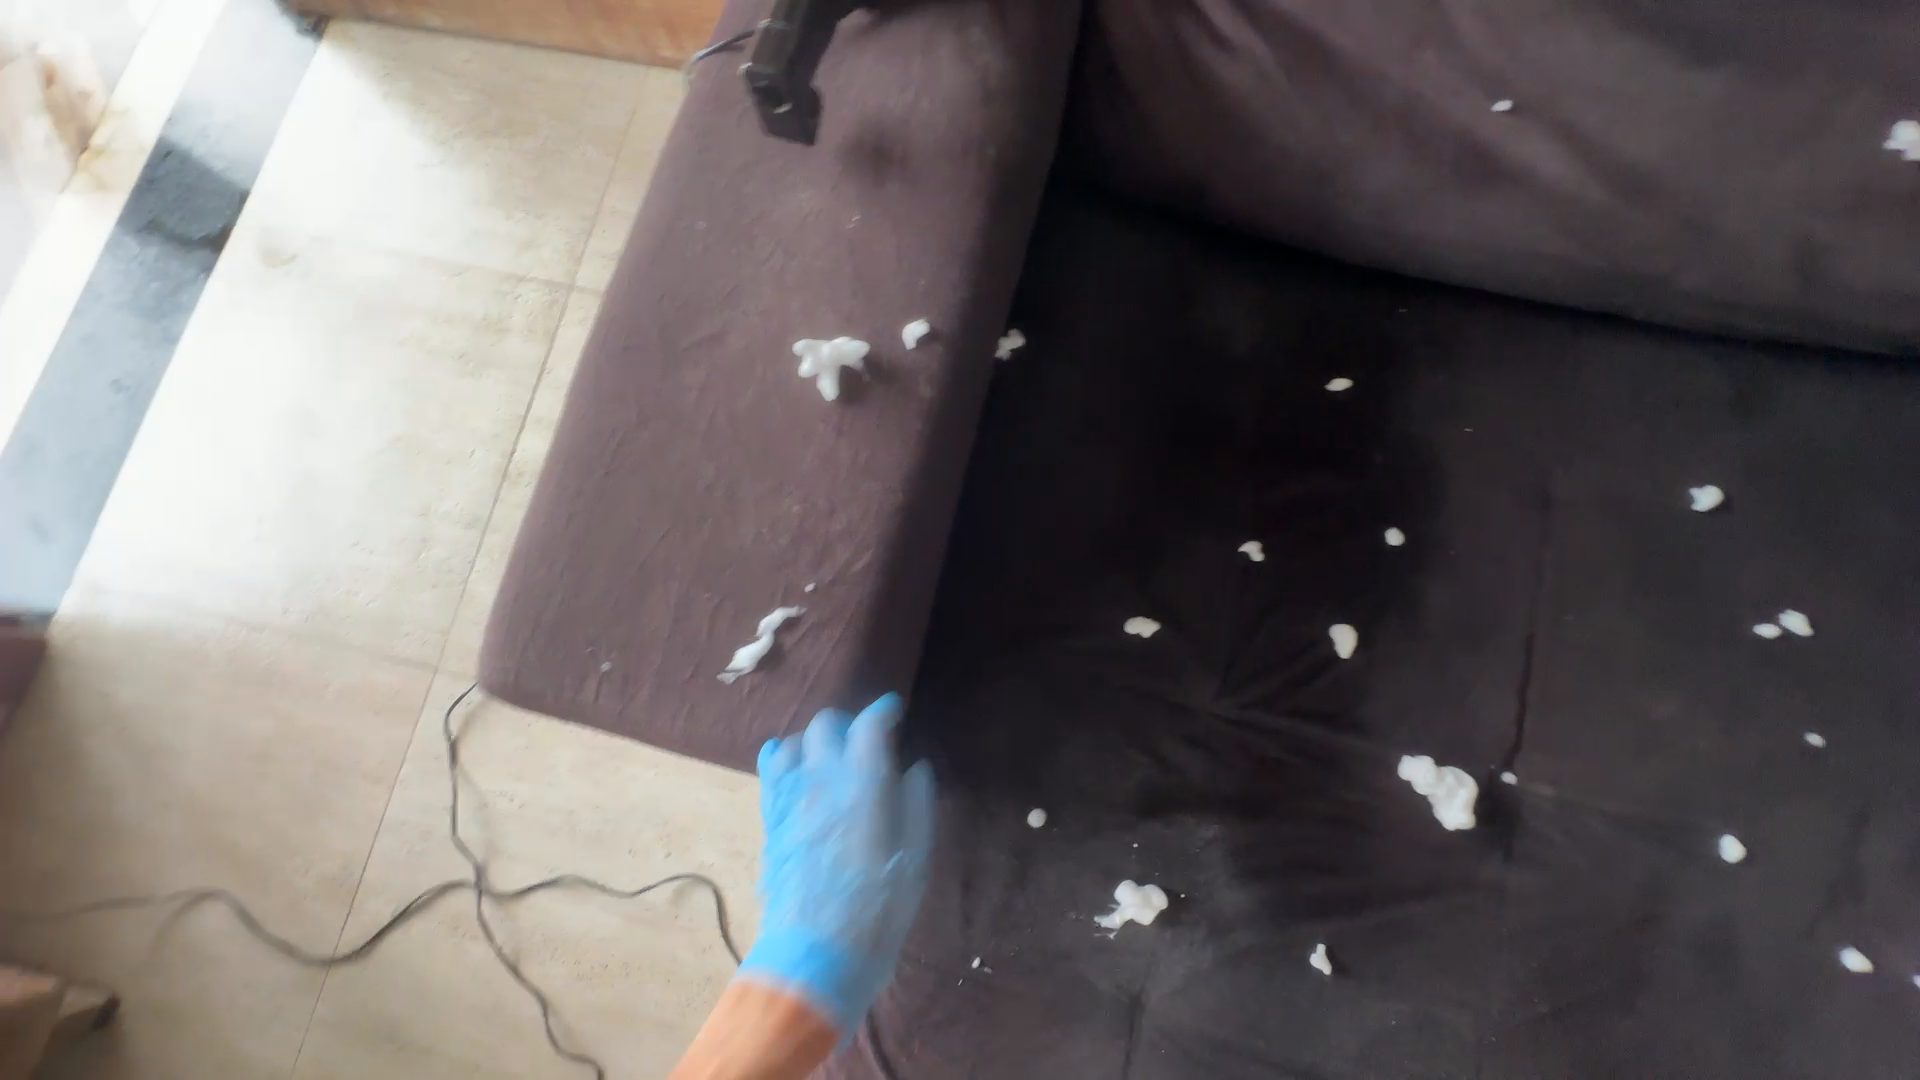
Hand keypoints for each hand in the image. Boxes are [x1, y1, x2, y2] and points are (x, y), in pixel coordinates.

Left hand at [737, 693, 935, 1033]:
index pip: (869, 723)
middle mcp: (821, 778)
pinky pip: (770, 769)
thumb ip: (916, 802)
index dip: (884, 710)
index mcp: (863, 783)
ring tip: (831, 759)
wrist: (816, 955)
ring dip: (815, 741)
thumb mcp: (916, 855)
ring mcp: (789, 796)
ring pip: (792, 741)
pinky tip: (802, 777)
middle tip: (866, 741)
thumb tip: (914, 767)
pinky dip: (787, 760)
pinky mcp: (770, 818)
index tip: (894, 710)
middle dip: (848, 723)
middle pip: (825, 724)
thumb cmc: (878, 907)